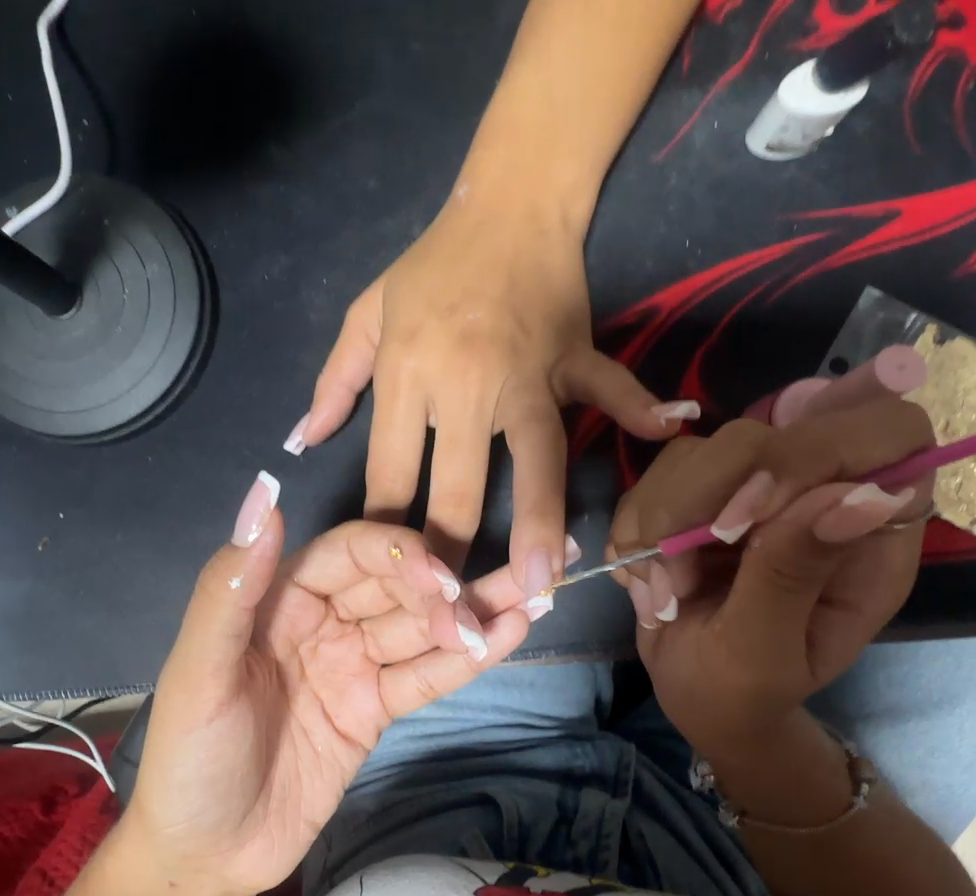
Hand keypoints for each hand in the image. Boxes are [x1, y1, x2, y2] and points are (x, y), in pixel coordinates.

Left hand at [118, 472, 535, 895]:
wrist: (208, 856)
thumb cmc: (193, 759)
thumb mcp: (200, 671)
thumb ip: (230, 586)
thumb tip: (264, 493)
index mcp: (278, 598)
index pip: (350, 554)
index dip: (397, 556)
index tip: (439, 578)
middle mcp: (322, 621)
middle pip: (395, 586)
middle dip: (443, 588)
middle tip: (493, 601)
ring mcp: (353, 666)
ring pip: (421, 628)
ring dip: (474, 612)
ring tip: (537, 593)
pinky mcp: (375, 710)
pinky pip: (425, 676)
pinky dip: (466, 659)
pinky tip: (511, 633)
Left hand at [286, 195, 692, 596]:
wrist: (507, 205)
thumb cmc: (430, 266)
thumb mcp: (365, 314)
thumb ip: (334, 382)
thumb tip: (302, 443)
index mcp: (407, 375)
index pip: (391, 472)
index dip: (387, 529)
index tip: (390, 577)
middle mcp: (465, 385)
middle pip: (458, 485)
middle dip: (454, 552)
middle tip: (456, 611)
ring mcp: (527, 373)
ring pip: (535, 456)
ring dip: (539, 521)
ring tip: (540, 584)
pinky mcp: (576, 357)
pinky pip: (610, 388)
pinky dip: (640, 408)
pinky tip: (673, 434)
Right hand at [606, 390, 935, 741]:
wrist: (691, 697)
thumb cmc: (739, 694)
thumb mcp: (764, 651)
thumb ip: (796, 572)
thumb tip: (861, 494)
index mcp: (869, 537)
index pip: (888, 432)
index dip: (820, 448)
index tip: (747, 513)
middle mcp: (816, 498)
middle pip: (770, 431)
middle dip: (705, 499)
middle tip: (681, 571)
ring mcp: (756, 491)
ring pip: (701, 451)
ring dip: (661, 524)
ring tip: (664, 592)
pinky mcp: (702, 494)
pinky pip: (656, 476)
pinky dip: (636, 530)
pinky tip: (647, 580)